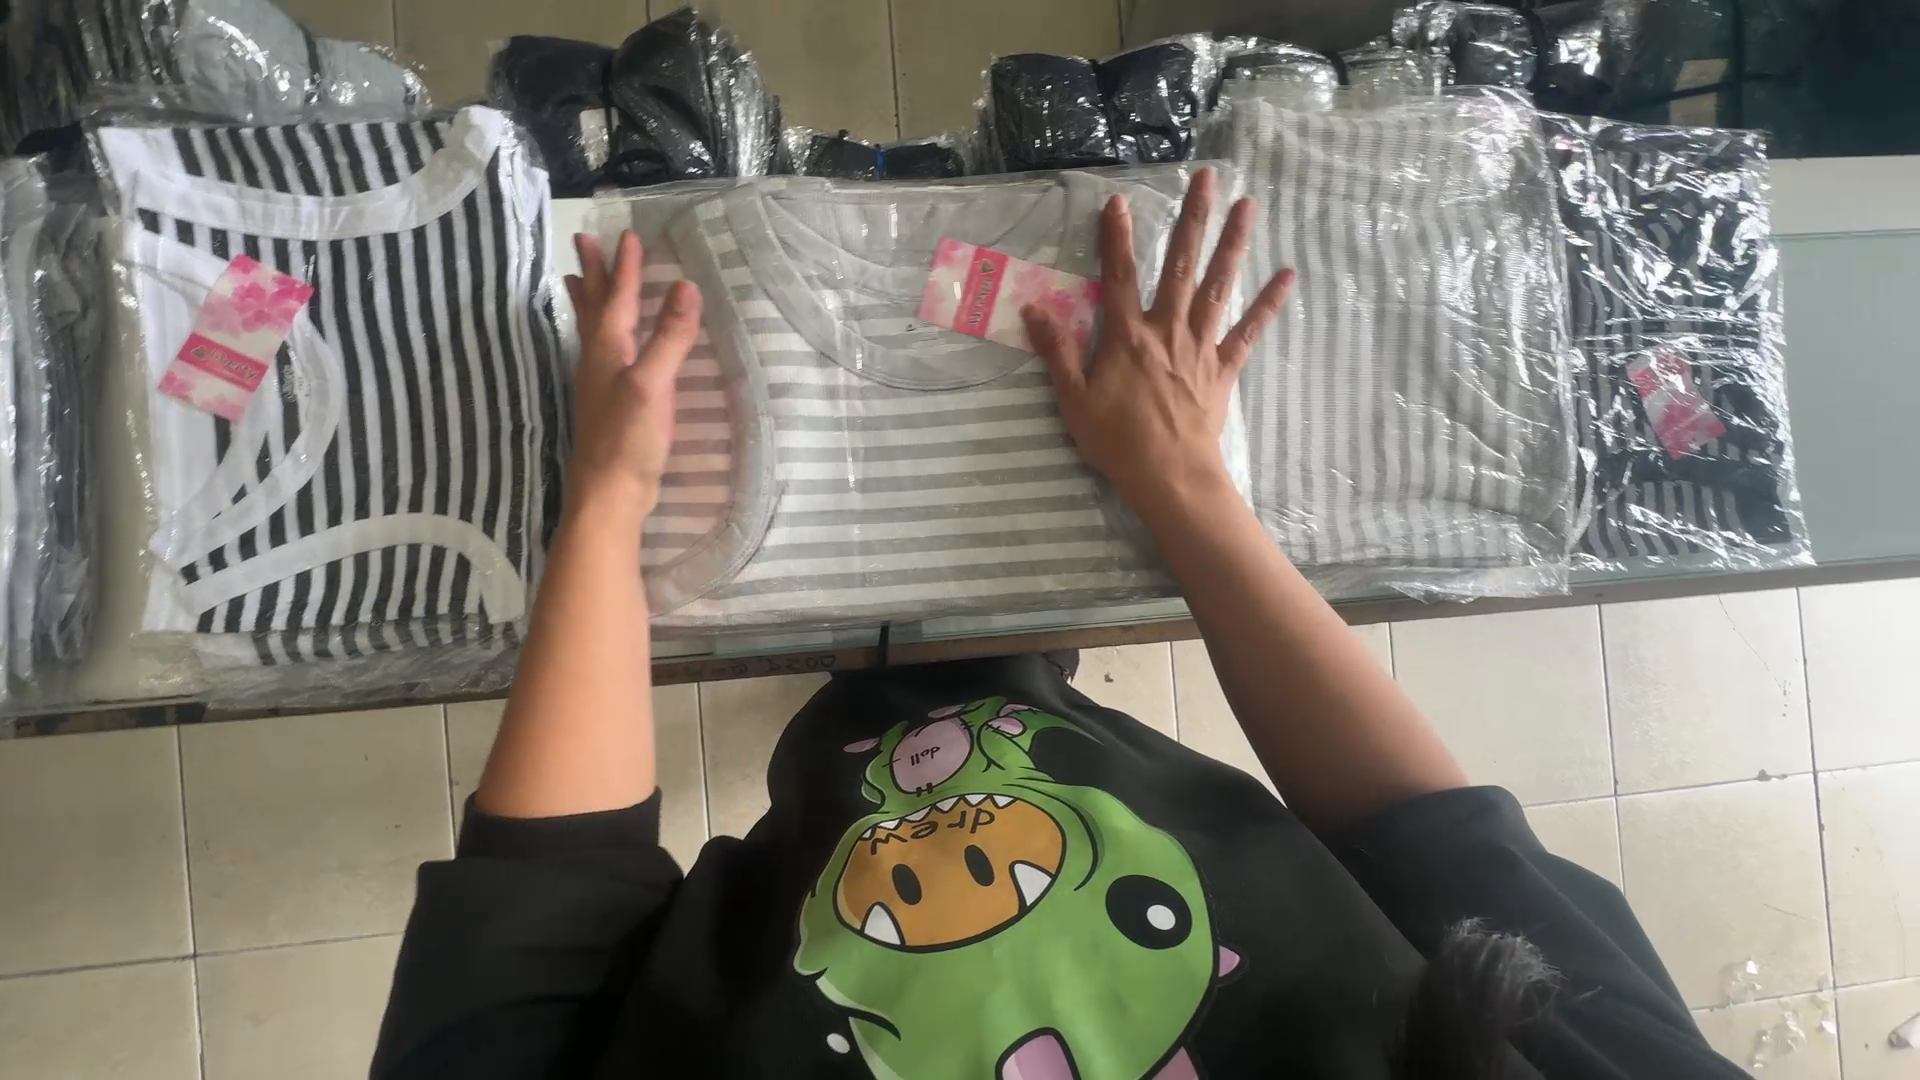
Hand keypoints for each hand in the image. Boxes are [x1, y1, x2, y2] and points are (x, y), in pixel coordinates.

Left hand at [564, 231, 701, 517]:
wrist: (610, 492)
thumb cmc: (629, 438)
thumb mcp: (653, 384)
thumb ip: (669, 337)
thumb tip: (685, 287)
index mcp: (608, 351)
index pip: (617, 299)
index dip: (625, 268)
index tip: (629, 235)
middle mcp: (598, 361)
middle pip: (593, 308)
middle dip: (592, 274)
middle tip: (585, 242)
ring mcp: (600, 384)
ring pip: (591, 331)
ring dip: (587, 302)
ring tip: (575, 281)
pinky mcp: (609, 405)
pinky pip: (601, 354)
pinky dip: (600, 335)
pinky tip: (605, 346)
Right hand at [1022, 169, 1293, 516]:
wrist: (1169, 475)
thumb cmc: (1116, 441)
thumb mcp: (1073, 399)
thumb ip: (1057, 351)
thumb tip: (1034, 308)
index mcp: (1127, 337)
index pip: (1118, 277)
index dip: (1116, 239)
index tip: (1119, 201)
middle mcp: (1167, 330)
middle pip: (1180, 266)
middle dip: (1192, 219)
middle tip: (1208, 176)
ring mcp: (1200, 347)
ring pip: (1218, 286)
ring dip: (1232, 244)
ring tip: (1248, 205)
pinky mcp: (1223, 369)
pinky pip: (1248, 331)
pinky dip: (1267, 304)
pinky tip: (1286, 276)